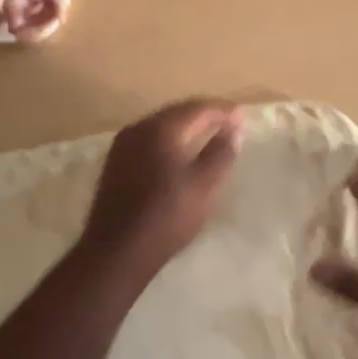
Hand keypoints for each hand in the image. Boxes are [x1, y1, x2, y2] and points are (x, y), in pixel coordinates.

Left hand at [80, 99, 242, 278]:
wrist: (117, 251)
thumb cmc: (167, 216)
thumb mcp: (205, 186)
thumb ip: (222, 152)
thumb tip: (235, 126)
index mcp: (161, 128)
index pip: (198, 107)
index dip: (223, 111)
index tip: (242, 117)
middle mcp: (139, 127)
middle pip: (178, 112)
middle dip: (204, 115)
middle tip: (228, 125)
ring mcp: (123, 144)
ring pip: (161, 125)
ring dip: (186, 127)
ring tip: (208, 138)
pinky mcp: (115, 162)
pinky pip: (149, 139)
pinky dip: (169, 141)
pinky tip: (179, 155)